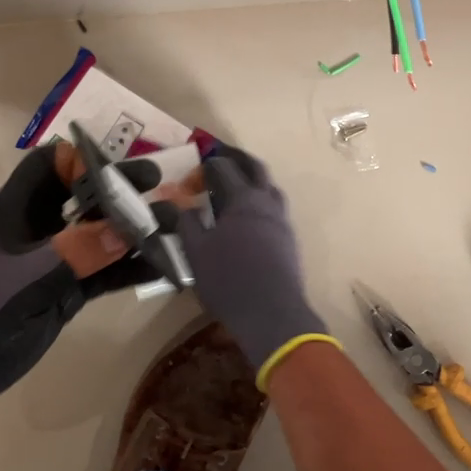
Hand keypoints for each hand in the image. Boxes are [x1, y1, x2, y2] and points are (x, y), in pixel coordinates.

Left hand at [0, 142, 170, 463]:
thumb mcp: (24, 280)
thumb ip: (75, 253)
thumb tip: (125, 231)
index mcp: (12, 212)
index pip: (48, 166)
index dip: (83, 159)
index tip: (121, 167)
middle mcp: (35, 228)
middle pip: (82, 196)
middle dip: (120, 190)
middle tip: (162, 185)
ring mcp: (53, 259)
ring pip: (99, 234)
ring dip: (134, 231)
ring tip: (175, 225)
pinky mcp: (66, 290)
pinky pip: (104, 271)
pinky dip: (130, 268)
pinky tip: (165, 266)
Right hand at [176, 145, 335, 388]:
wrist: (273, 314)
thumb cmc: (229, 280)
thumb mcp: (196, 253)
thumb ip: (187, 224)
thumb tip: (180, 207)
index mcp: (244, 199)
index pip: (226, 168)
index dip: (210, 162)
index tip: (197, 162)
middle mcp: (268, 203)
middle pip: (257, 169)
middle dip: (239, 159)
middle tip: (223, 156)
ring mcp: (284, 222)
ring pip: (271, 189)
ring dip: (255, 180)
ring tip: (237, 186)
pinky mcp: (290, 241)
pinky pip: (275, 210)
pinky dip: (261, 202)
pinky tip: (249, 218)